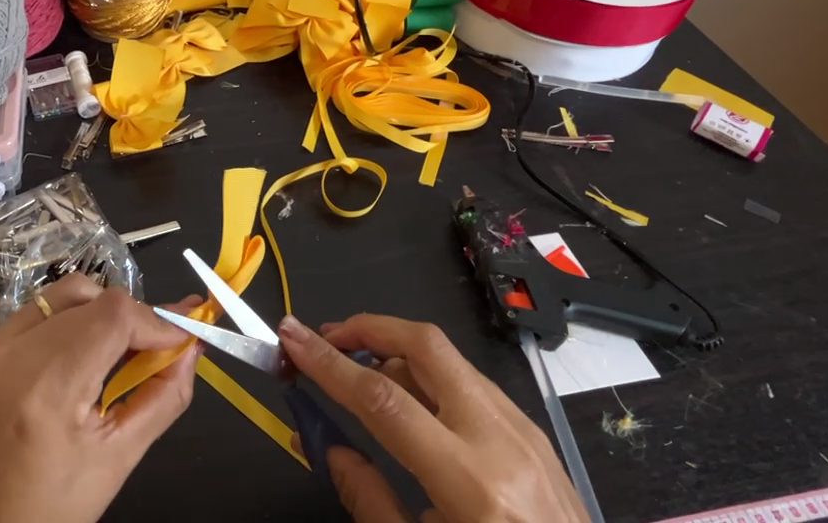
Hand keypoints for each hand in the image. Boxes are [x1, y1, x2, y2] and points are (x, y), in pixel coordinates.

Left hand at [0, 275, 201, 522]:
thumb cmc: (47, 507)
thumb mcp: (117, 461)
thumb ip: (162, 398)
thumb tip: (192, 349)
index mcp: (48, 386)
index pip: (115, 314)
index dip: (156, 319)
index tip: (182, 341)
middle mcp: (16, 351)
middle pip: (94, 298)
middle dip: (135, 319)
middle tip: (158, 351)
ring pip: (68, 293)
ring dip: (104, 312)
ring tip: (119, 354)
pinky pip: (42, 309)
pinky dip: (74, 319)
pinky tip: (83, 356)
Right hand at [279, 315, 588, 522]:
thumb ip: (370, 501)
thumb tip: (332, 447)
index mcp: (470, 485)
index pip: (383, 400)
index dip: (329, 363)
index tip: (290, 336)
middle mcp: (502, 442)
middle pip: (426, 345)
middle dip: (368, 327)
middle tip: (326, 338)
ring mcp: (525, 433)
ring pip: (448, 359)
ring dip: (396, 351)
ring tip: (360, 375)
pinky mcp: (536, 436)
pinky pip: (470, 384)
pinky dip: (429, 377)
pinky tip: (410, 406)